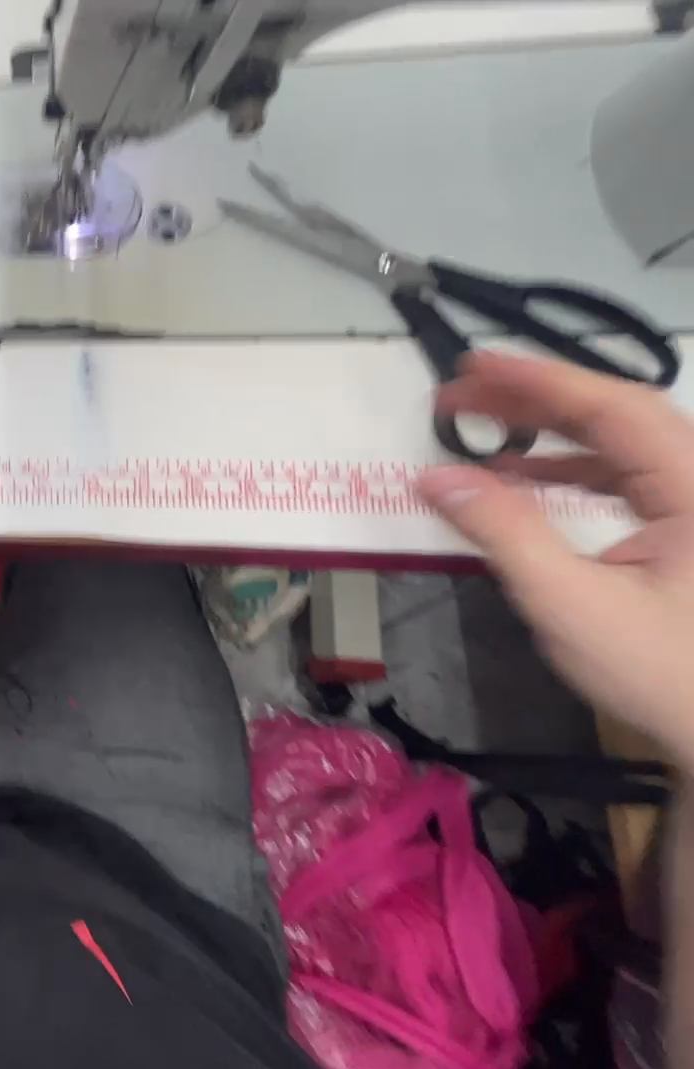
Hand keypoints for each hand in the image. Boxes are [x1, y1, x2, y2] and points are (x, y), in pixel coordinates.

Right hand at [417, 352, 693, 764]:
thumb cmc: (667, 671)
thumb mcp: (570, 601)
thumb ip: (502, 531)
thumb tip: (434, 478)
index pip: (618, 410)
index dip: (542, 380)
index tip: (474, 364)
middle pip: (622, 418)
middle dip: (534, 398)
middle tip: (455, 392)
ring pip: (626, 445)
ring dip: (547, 430)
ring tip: (476, 424)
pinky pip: (630, 478)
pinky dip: (568, 468)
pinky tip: (521, 474)